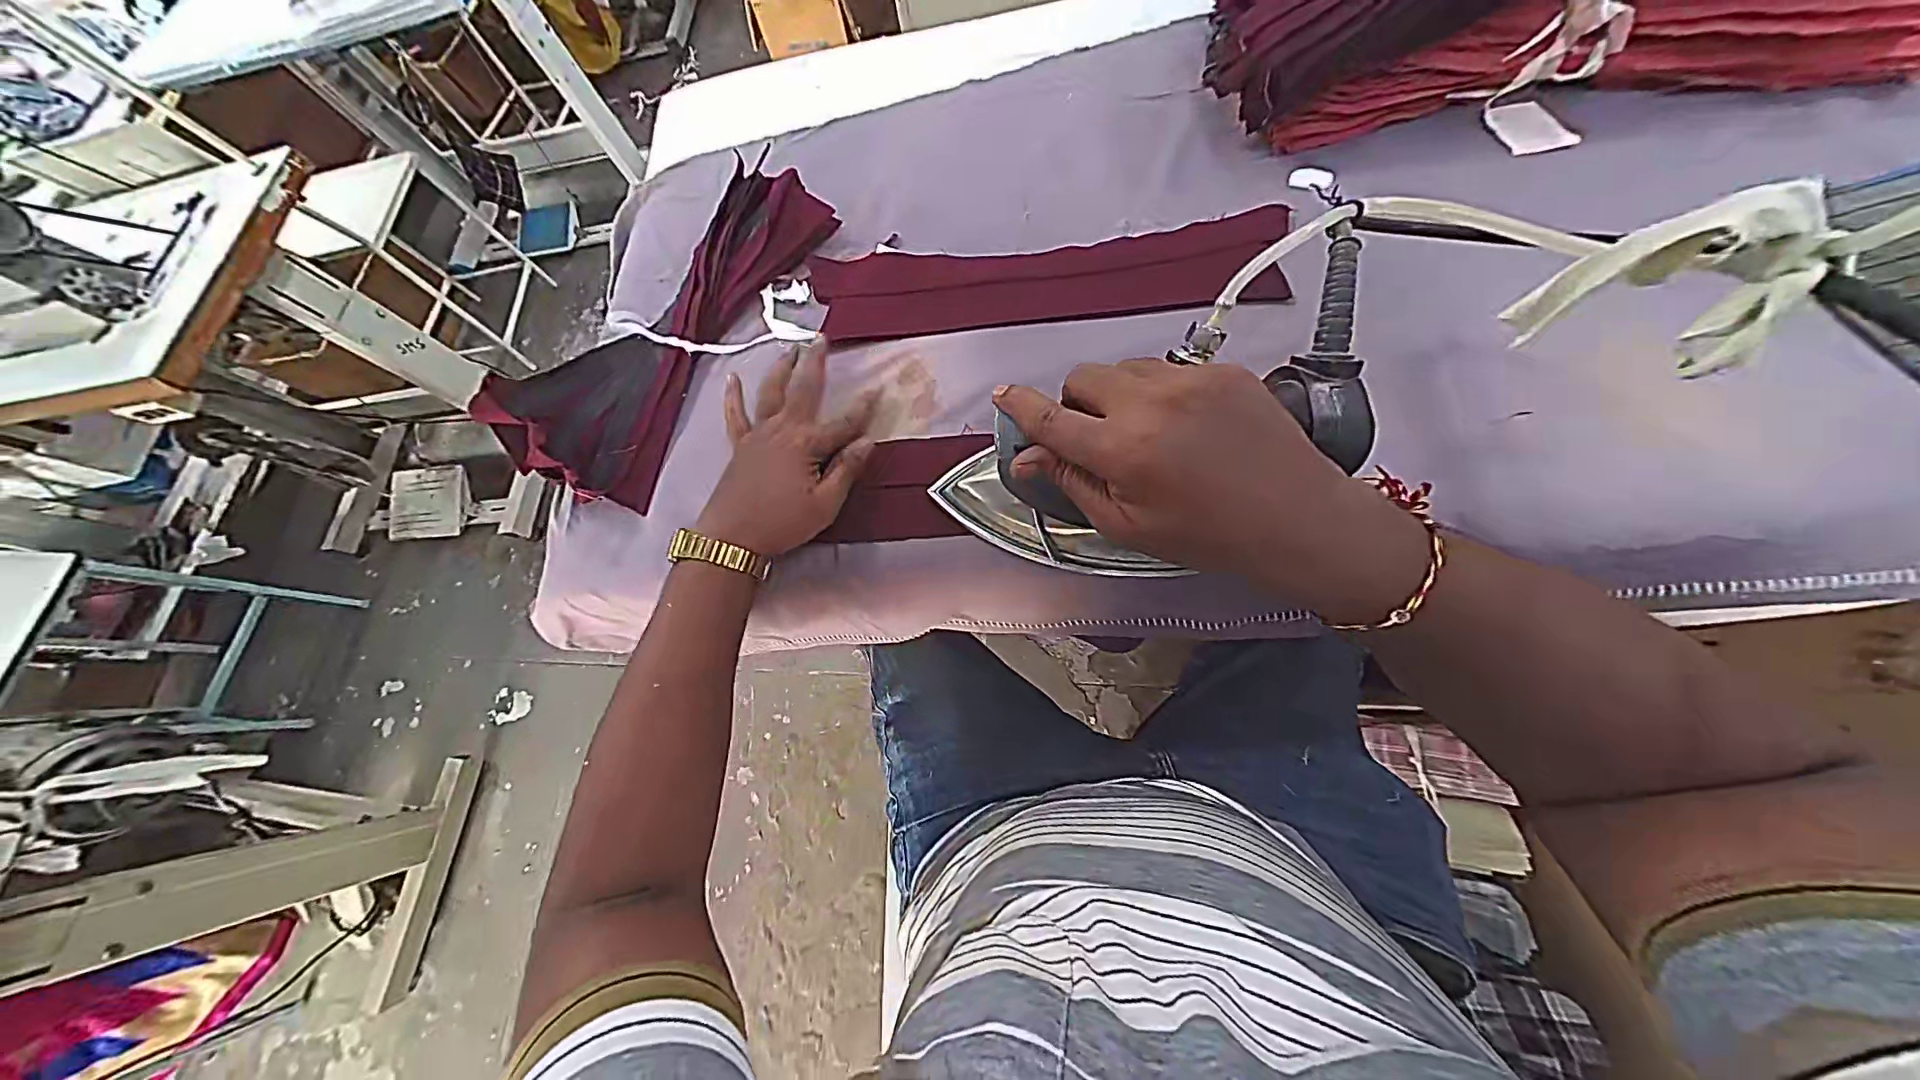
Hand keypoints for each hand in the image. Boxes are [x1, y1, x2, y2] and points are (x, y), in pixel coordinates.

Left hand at [695, 339, 875, 557]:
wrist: (731, 536)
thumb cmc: (782, 523)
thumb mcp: (825, 504)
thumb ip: (846, 470)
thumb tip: (867, 443)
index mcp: (806, 445)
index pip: (843, 423)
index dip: (863, 408)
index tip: (879, 390)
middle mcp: (782, 431)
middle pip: (802, 390)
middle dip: (815, 364)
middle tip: (822, 339)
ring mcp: (757, 435)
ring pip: (770, 393)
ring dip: (781, 369)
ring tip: (790, 350)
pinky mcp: (740, 446)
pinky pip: (736, 415)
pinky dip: (733, 395)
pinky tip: (732, 378)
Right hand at [994, 360, 1427, 623]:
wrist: (1295, 518)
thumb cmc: (1209, 534)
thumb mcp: (1128, 525)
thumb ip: (1072, 483)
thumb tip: (1028, 458)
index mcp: (1123, 450)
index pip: (1052, 419)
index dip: (1021, 407)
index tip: (1005, 397)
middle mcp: (1151, 404)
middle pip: (1083, 378)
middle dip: (1075, 403)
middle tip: (1094, 436)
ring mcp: (1190, 381)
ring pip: (1124, 368)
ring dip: (1116, 394)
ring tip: (1143, 431)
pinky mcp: (1222, 371)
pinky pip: (1167, 369)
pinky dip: (1157, 391)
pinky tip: (1181, 424)